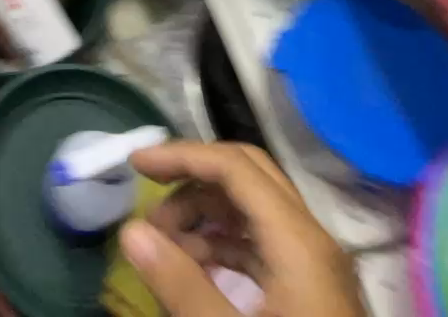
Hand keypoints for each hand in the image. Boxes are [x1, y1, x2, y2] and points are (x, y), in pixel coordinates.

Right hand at [120, 142, 363, 316]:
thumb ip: (180, 284)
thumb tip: (132, 230)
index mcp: (298, 241)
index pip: (234, 167)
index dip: (181, 156)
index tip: (135, 165)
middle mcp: (311, 240)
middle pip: (247, 176)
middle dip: (192, 179)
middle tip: (149, 199)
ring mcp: (315, 266)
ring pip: (253, 209)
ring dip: (205, 214)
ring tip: (165, 246)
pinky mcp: (311, 292)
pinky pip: (261, 244)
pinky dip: (223, 243)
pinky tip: (194, 269)